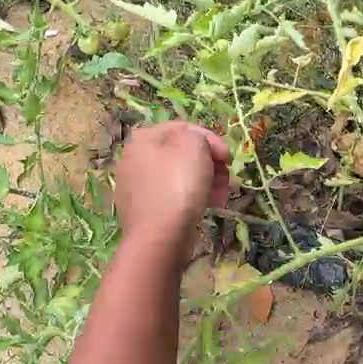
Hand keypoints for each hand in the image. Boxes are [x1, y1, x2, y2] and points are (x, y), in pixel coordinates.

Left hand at [112, 121, 229, 260]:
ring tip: (221, 195)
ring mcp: (137, 185)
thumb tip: (200, 147)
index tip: (228, 157)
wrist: (159, 235)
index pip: (184, 128)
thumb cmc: (178, 185)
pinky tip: (207, 206)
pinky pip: (173, 195)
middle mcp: (135, 157)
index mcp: (144, 138)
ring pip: (179, 175)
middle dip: (209, 162)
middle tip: (226, 177)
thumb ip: (198, 136)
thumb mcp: (193, 146)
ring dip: (205, 180)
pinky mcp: (143, 209)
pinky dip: (192, 197)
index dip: (211, 139)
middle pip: (182, 153)